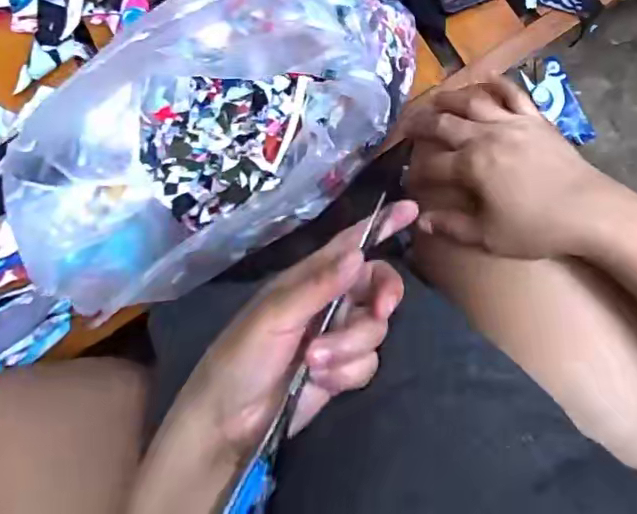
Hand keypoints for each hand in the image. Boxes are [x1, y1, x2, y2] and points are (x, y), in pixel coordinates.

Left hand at [161, 202, 416, 453]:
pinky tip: (320, 380)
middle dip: (384, 295)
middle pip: (378, 284)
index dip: (383, 224)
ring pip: (375, 326)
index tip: (411, 210)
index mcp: (312, 276)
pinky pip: (368, 362)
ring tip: (315, 362)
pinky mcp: (342, 369)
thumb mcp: (274, 315)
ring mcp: (338, 335)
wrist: (225, 426)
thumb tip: (359, 254)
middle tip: (382, 310)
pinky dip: (346, 371)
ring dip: (349, 345)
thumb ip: (318, 285)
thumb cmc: (240, 357)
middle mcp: (332, 300)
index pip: (353, 241)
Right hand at [402, 78, 635, 260]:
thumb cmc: (537, 227)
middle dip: (420, 123)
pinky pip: (513, 93)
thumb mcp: (489, 237)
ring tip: (436, 98)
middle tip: (406, 125)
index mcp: (472, 166)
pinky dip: (497, 84)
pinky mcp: (535, 117)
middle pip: (445, 123)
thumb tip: (420, 219)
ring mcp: (512, 122)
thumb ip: (452, 226)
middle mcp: (487, 135)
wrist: (586, 209)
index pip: (432, 165)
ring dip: (450, 97)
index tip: (405, 177)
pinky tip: (485, 79)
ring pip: (474, 100)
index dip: (414, 171)